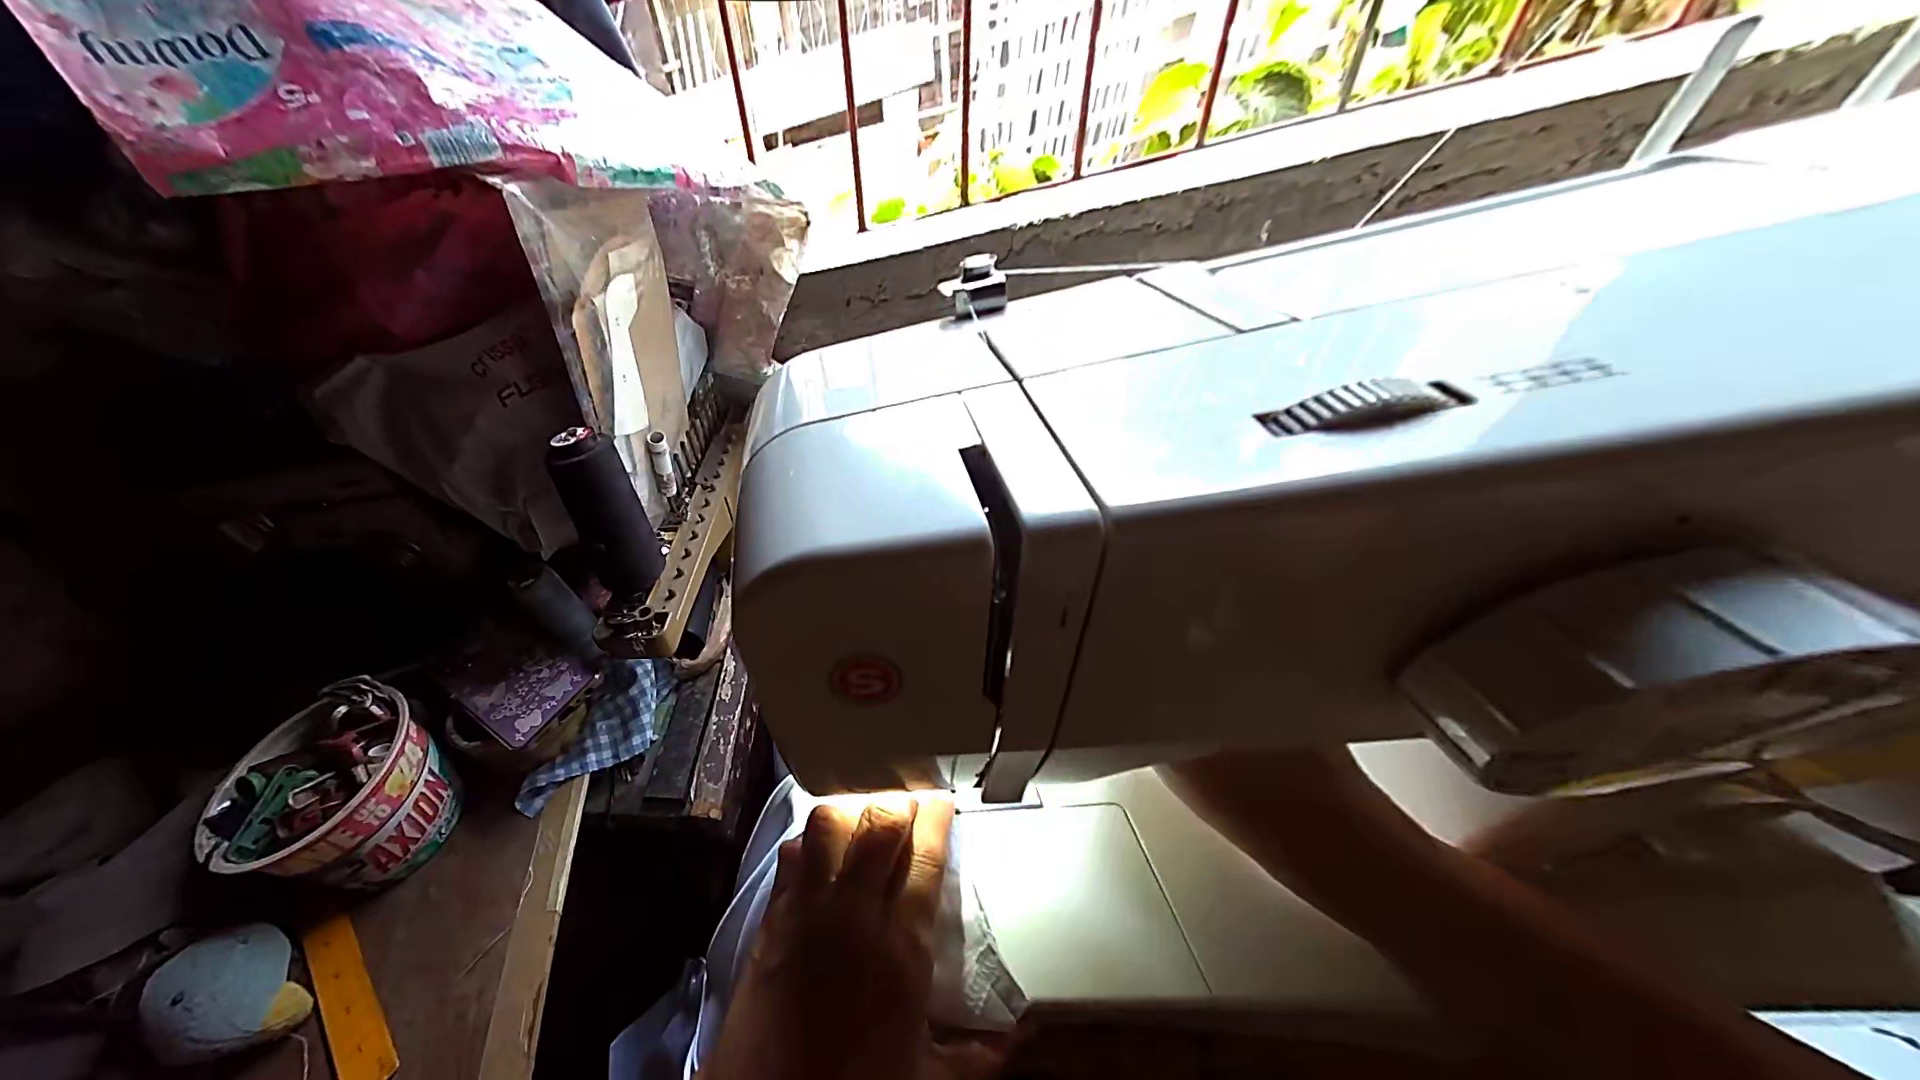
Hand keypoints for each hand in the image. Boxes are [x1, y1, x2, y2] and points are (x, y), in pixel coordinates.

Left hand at [702, 792, 1008, 1079]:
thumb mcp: (927, 1078)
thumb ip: (978, 1053)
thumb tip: (1018, 1038)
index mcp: (901, 949)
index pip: (925, 857)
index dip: (936, 818)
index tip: (942, 804)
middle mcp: (854, 918)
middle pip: (879, 825)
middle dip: (899, 805)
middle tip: (910, 808)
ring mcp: (808, 913)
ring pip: (829, 825)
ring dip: (852, 814)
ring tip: (866, 821)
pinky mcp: (773, 920)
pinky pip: (792, 855)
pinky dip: (810, 842)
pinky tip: (822, 852)